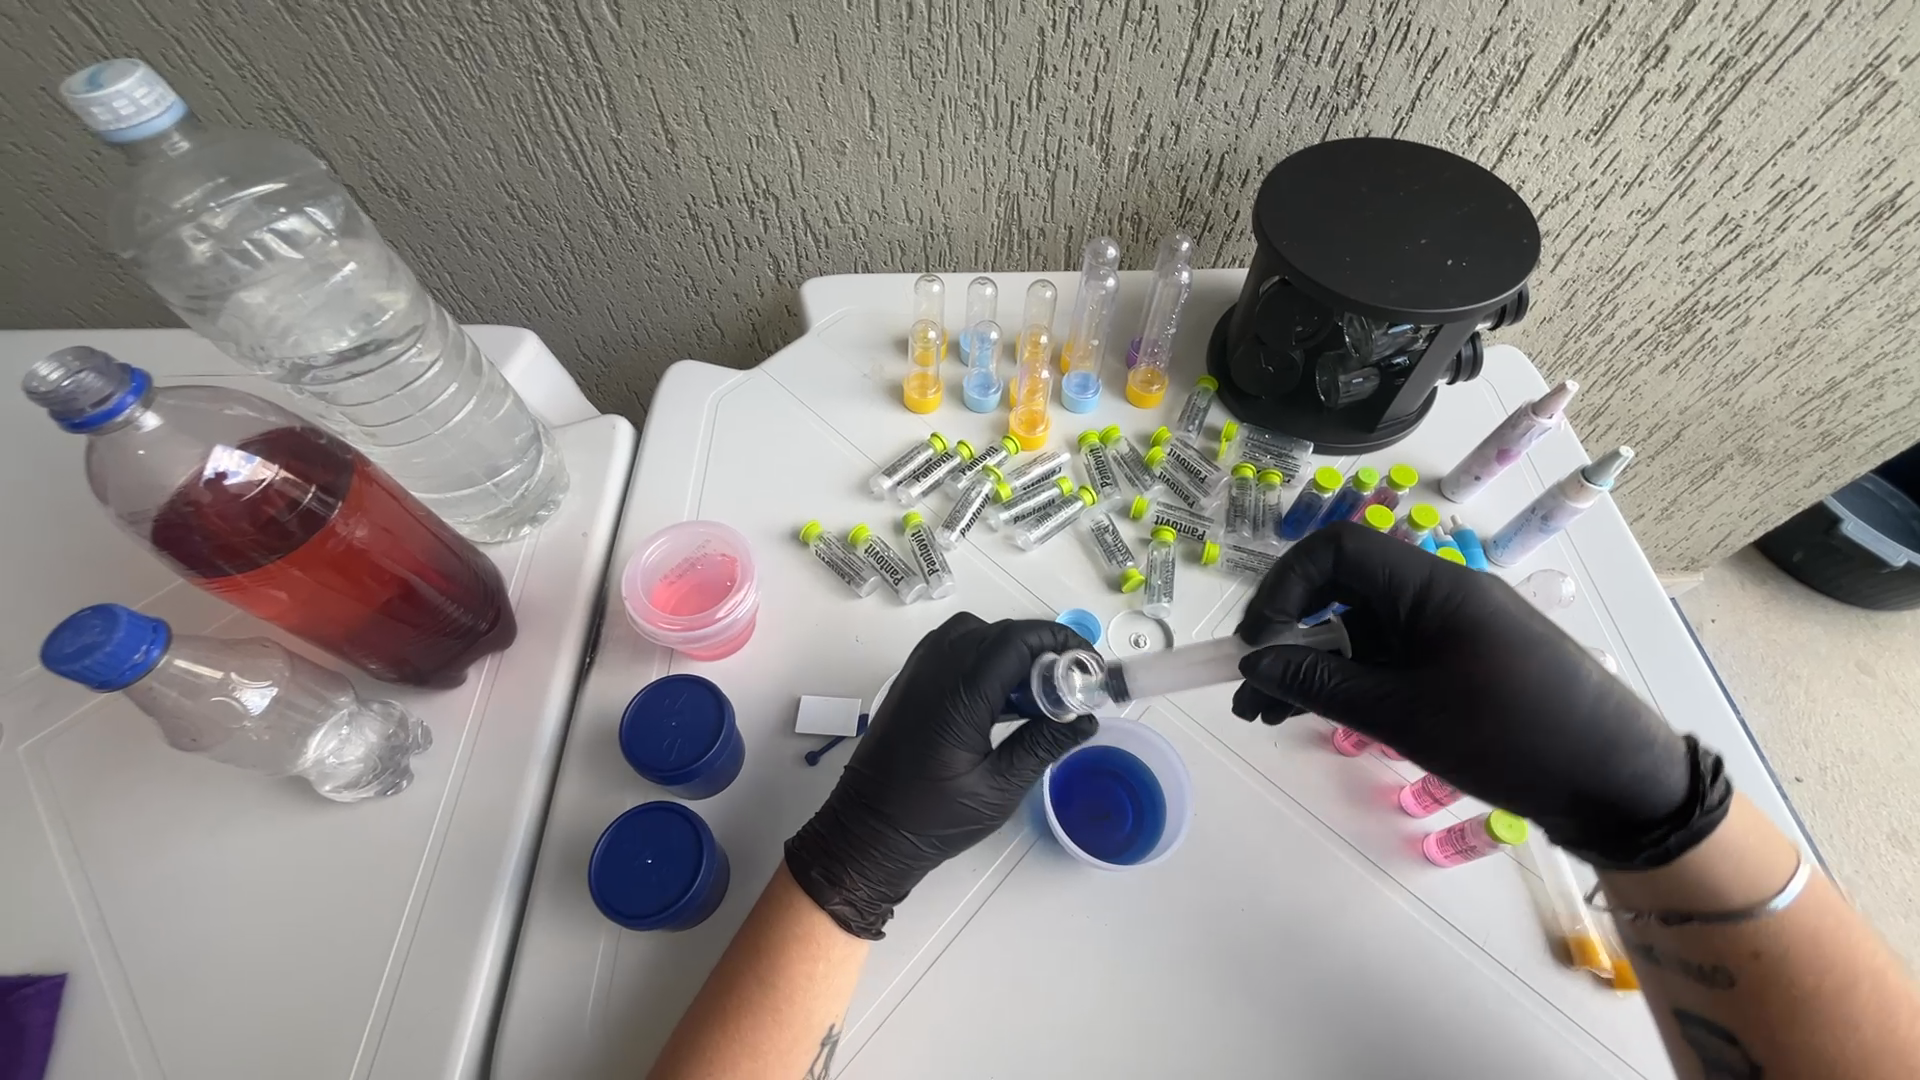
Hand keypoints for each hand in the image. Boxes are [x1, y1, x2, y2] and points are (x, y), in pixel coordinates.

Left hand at [785, 614, 1097, 938]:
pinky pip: (953, 645)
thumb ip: (1043, 745)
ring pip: (975, 631)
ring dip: (1011, 646)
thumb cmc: (932, 819)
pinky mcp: (911, 679)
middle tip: (1071, 679)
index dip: (1059, 642)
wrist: (867, 831)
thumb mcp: (999, 790)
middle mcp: (936, 669)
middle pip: (999, 631)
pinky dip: (984, 652)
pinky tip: (1000, 690)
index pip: (1017, 641)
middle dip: (1042, 646)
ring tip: (1038, 686)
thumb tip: (1086, 719)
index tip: (1088, 663)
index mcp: (960, 695)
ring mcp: (919, 670)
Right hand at [1233, 523, 1730, 868]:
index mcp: (1431, 585)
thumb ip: (1318, 682)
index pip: (1335, 551)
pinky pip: (1383, 652)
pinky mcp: (1454, 657)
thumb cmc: (1512, 739)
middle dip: (1285, 633)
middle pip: (1338, 590)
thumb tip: (1252, 663)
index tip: (1257, 640)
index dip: (1283, 586)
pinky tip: (1314, 709)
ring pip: (1355, 627)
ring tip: (1268, 712)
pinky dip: (1344, 675)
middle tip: (1251, 685)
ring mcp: (1446, 626)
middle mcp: (1436, 593)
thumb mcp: (1401, 715)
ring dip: (1308, 662)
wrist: (1624, 789)